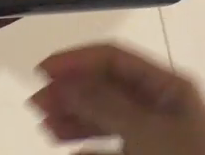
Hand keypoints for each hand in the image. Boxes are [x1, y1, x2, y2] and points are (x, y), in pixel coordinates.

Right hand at [29, 43, 204, 154]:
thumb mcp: (145, 133)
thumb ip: (102, 103)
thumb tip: (63, 78)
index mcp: (168, 88)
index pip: (113, 58)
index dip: (75, 60)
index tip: (41, 73)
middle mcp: (163, 108)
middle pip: (107, 88)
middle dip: (71, 93)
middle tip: (36, 105)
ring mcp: (160, 141)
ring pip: (108, 120)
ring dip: (75, 120)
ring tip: (46, 129)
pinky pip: (115, 151)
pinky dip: (91, 150)